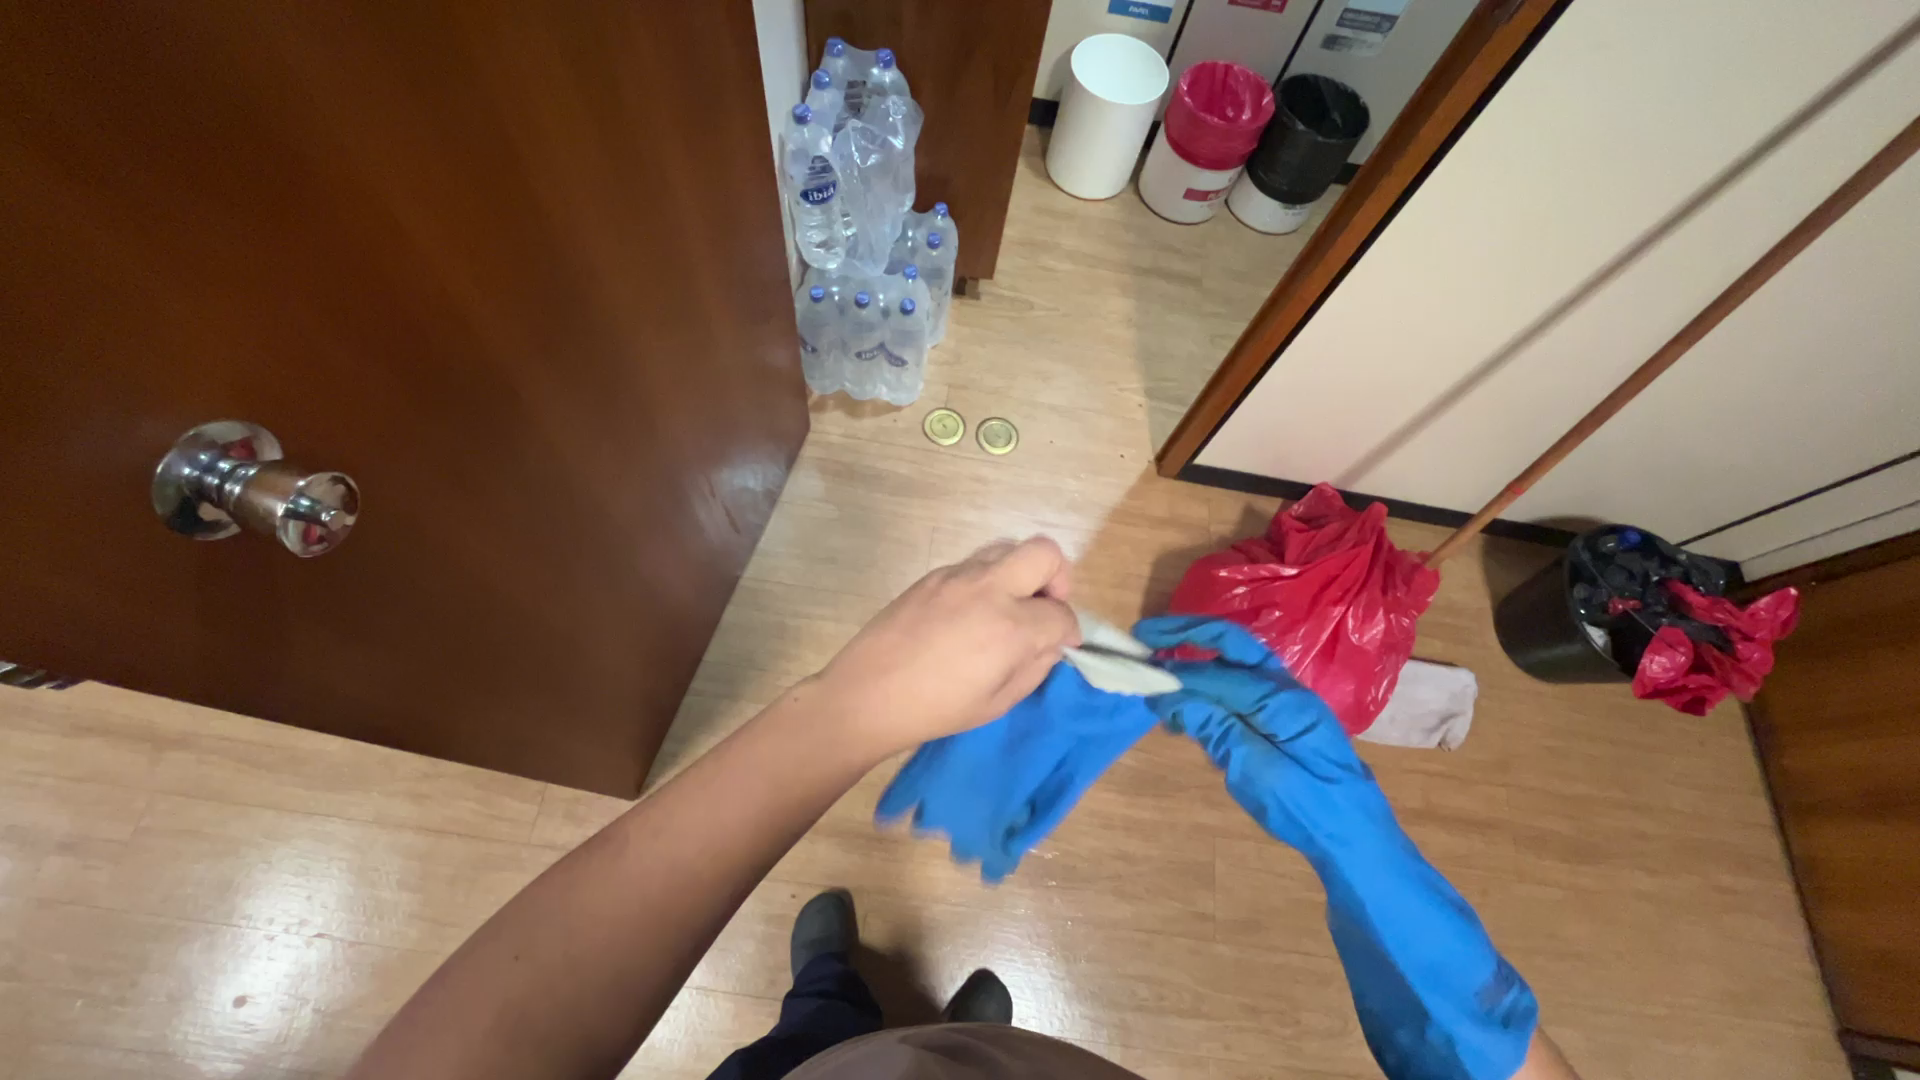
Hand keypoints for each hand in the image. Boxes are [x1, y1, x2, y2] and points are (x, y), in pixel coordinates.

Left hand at [816, 537, 1080, 758]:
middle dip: (1058, 577)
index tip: (1063, 643)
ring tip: (1009, 606)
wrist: (869, 693)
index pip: (1062, 613)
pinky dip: (987, 580)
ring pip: (1008, 548)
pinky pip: (975, 564)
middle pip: (1045, 553)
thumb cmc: (937, 709)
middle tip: (1045, 607)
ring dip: (1021, 573)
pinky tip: (970, 613)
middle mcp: (989, 589)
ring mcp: (958, 576)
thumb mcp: (998, 702)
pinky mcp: (933, 575)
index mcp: (1011, 628)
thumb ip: (1035, 667)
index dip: (1070, 630)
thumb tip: (1050, 644)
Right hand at [1138, 616, 1543, 1079]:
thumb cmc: (1308, 809)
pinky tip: (1188, 703)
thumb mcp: (1255, 772)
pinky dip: (1208, 682)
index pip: (1217, 674)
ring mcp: (1286, 701)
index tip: (1136, 672)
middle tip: (1144, 633)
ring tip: (1159, 666)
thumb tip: (1166, 693)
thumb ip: (1213, 727)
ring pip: (1235, 662)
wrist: (1356, 842)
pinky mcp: (1282, 718)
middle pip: (1231, 644)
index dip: (1174, 672)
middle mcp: (1285, 688)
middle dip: (1186, 633)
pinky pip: (1239, 686)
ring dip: (1196, 656)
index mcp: (1283, 699)